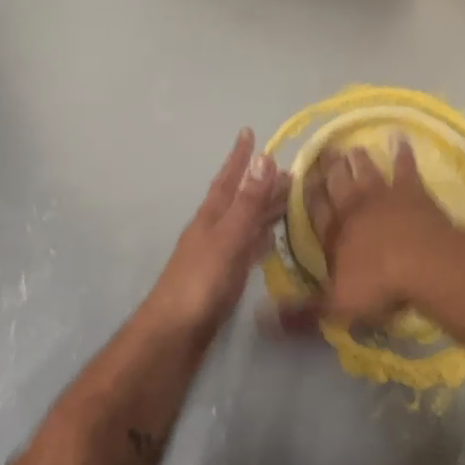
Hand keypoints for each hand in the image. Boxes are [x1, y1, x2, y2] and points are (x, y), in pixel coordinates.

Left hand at [150, 129, 287, 324]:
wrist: (175, 332)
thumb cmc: (200, 282)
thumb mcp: (227, 237)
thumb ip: (247, 201)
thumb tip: (264, 158)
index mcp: (211, 217)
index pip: (229, 179)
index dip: (239, 157)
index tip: (249, 131)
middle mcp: (214, 230)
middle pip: (241, 199)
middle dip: (261, 181)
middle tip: (288, 168)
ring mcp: (219, 254)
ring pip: (246, 222)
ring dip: (264, 208)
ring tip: (288, 196)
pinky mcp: (226, 277)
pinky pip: (249, 247)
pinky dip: (263, 237)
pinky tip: (272, 239)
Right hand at [290, 136, 455, 329]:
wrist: (424, 264)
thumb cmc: (379, 286)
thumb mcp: (335, 306)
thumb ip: (300, 312)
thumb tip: (259, 320)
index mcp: (332, 234)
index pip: (313, 210)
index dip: (306, 194)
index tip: (298, 175)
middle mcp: (353, 209)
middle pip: (337, 184)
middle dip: (328, 168)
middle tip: (322, 149)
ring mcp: (383, 196)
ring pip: (366, 172)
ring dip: (358, 160)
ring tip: (351, 147)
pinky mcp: (412, 192)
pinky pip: (405, 167)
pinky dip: (402, 153)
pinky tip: (400, 137)